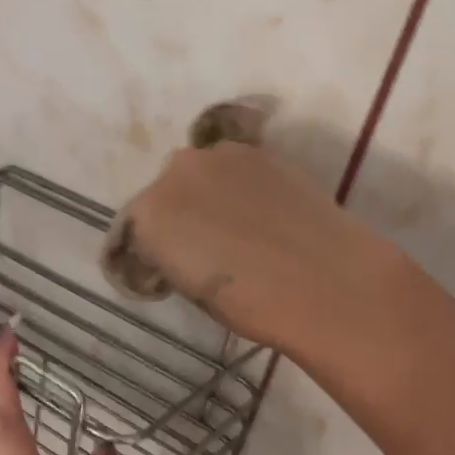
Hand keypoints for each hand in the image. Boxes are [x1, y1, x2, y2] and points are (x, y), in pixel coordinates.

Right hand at [122, 142, 418, 357]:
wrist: (322, 279)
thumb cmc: (247, 303)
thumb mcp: (190, 289)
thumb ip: (172, 257)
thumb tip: (180, 248)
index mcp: (148, 214)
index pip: (132, 232)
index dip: (148, 253)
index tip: (164, 273)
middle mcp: (177, 171)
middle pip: (164, 193)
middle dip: (175, 217)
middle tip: (199, 251)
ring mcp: (223, 155)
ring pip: (201, 177)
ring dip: (207, 198)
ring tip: (232, 232)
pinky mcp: (264, 152)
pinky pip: (236, 171)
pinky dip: (239, 190)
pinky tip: (259, 219)